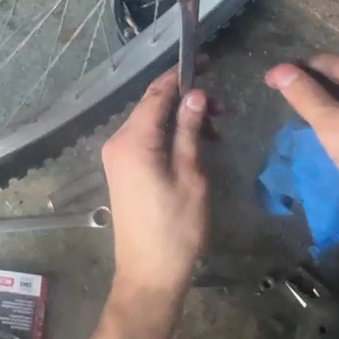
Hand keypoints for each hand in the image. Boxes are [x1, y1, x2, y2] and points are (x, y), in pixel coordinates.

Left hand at [99, 68, 210, 310]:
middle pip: (152, 105)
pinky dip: (169, 135)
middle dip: (185, 99)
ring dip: (180, 119)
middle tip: (221, 107)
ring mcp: (116, 156)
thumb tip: (196, 94)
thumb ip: (189, 130)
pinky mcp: (122, 170)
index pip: (157, 93)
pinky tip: (194, 145)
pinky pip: (145, 139)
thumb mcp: (191, 175)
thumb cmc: (176, 228)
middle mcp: (118, 141)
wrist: (148, 275)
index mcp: (133, 139)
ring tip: (215, 131)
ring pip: (150, 122)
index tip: (207, 64)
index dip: (181, 75)